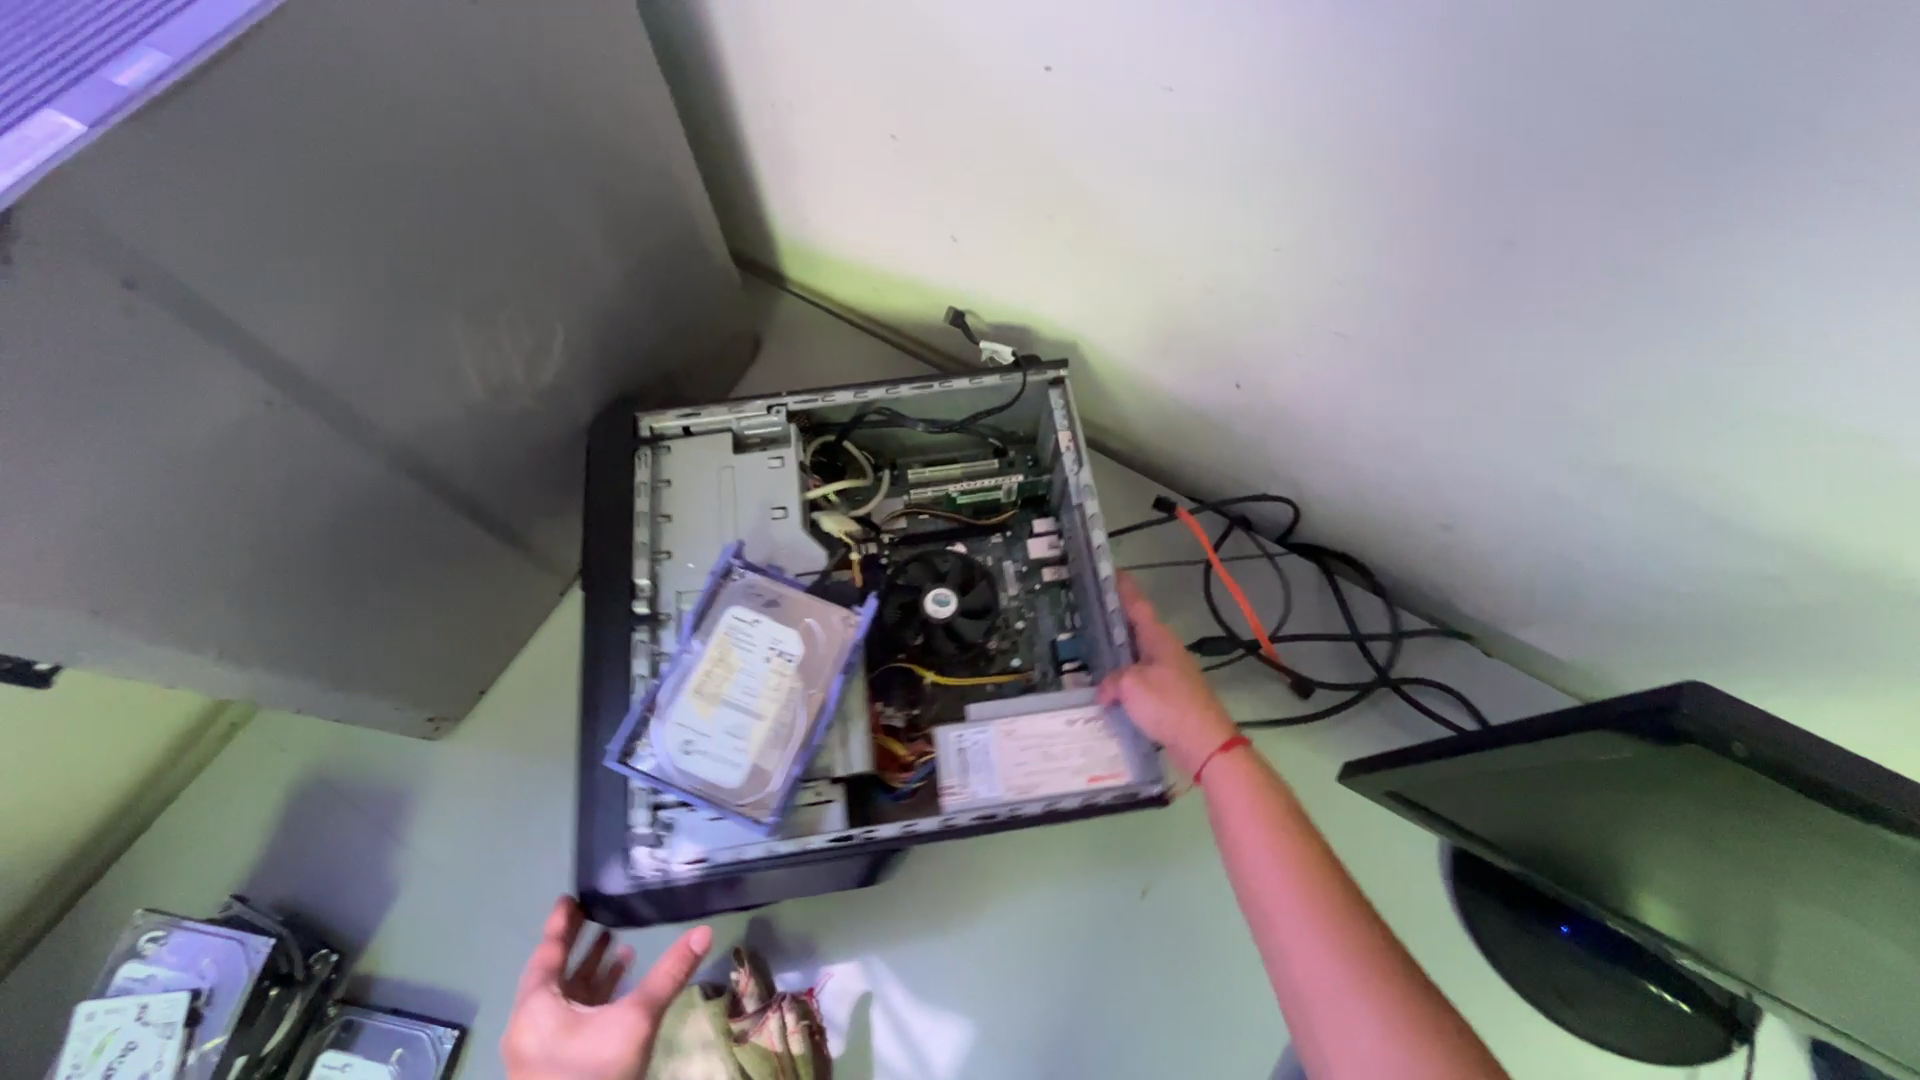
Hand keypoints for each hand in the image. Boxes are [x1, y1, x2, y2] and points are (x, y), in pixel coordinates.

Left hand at [501, 896, 712, 1079]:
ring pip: (564, 999)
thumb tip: (703, 932)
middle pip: (554, 974)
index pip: (547, 953)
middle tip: (600, 914)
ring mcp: (540, 1049)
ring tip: (622, 945)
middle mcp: (530, 1024)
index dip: (561, 925)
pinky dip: (593, 998)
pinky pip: (571, 1018)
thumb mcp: (637, 1020)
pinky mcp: (555, 1066)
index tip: (569, 898)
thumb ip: (668, 974)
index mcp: (536, 1008)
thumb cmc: (596, 1074)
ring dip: (591, 972)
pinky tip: (622, 986)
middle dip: (579, 945)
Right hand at [1100, 574, 1239, 775]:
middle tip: (1088, 612)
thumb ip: (1112, 681)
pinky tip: (1107, 689)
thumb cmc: (1169, 706)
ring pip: (1136, 655)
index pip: (1137, 604)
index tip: (1110, 571)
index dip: (1123, 588)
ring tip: (1090, 650)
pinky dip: (1122, 678)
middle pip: (1135, 628)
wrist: (1204, 743)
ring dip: (1117, 651)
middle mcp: (1164, 650)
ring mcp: (1168, 673)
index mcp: (1158, 639)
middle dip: (1114, 620)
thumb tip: (1105, 690)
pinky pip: (1139, 678)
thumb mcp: (1132, 687)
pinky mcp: (1168, 695)